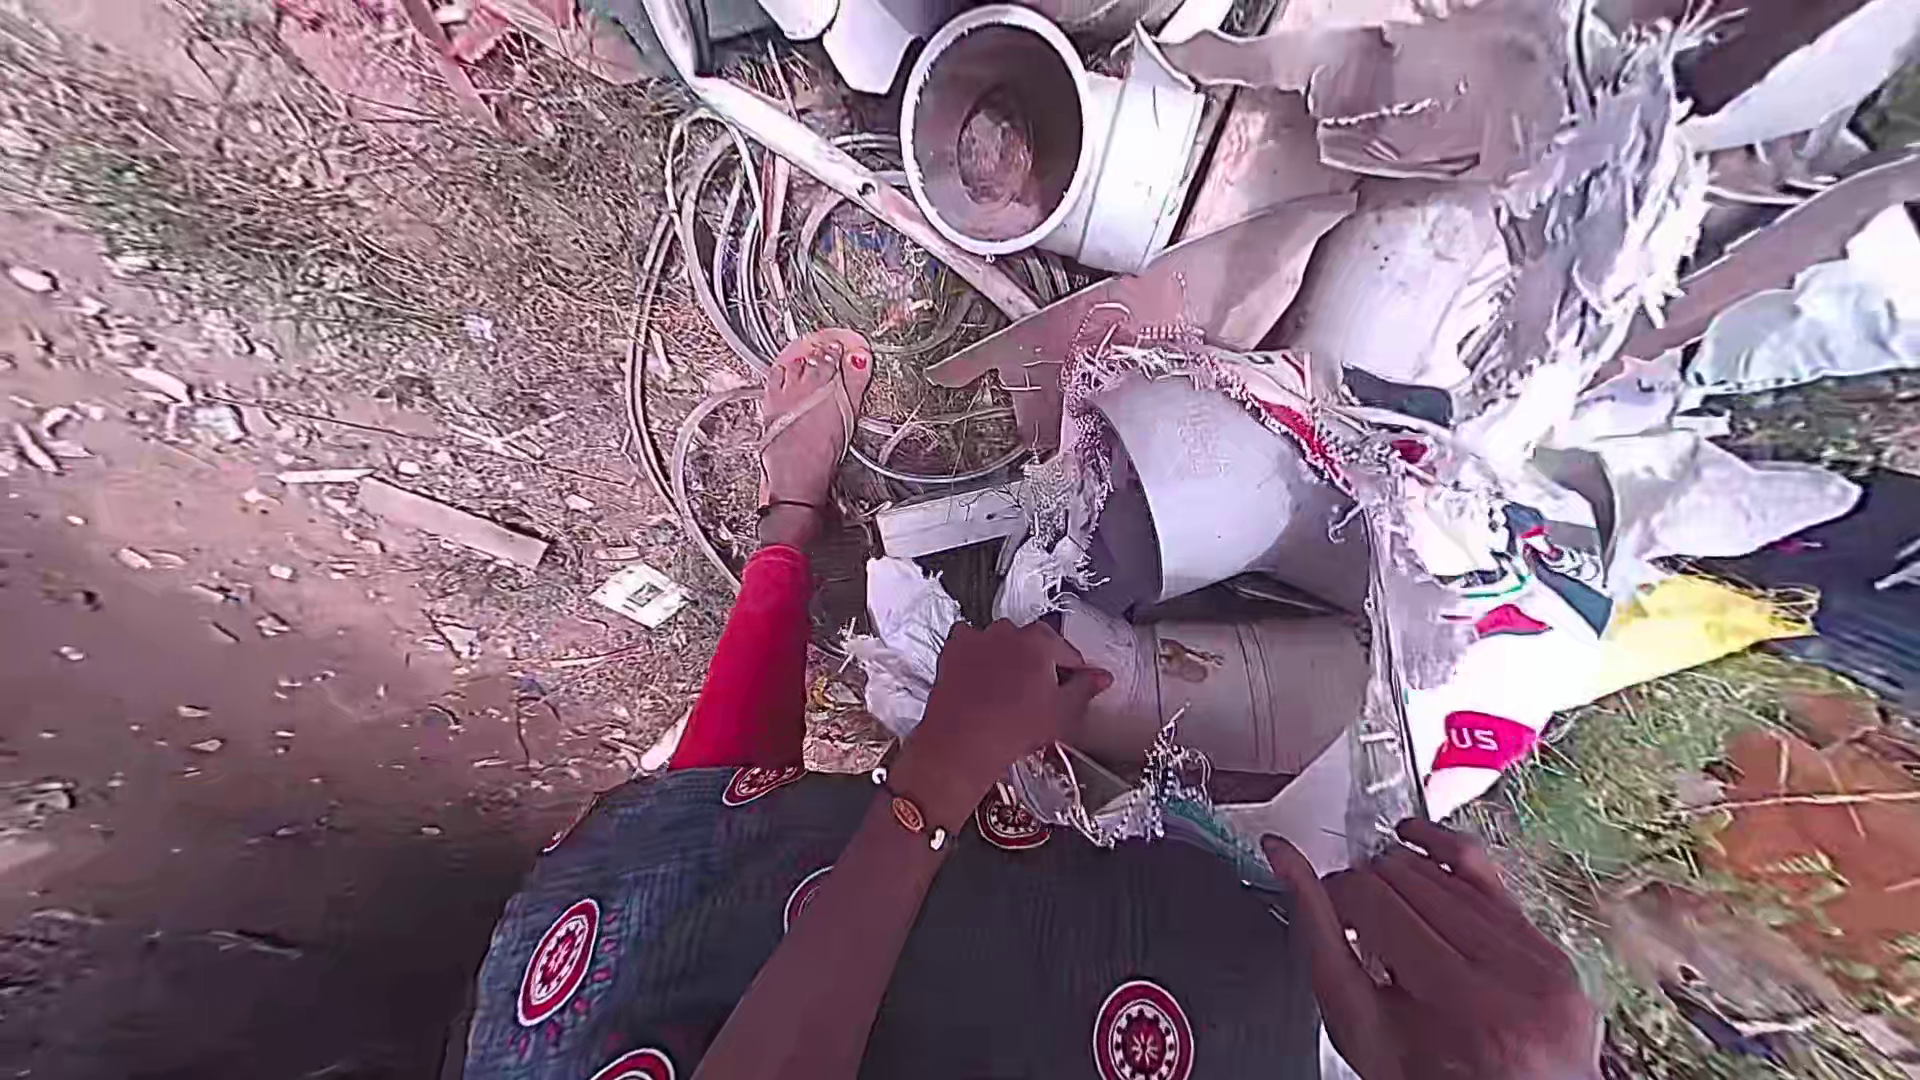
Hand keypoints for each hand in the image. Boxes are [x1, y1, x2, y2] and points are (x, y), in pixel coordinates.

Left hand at [892, 619, 1111, 826]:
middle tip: (1041, 691)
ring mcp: (978, 638)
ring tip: (1010, 688)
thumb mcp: (1063, 712)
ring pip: (1002, 641)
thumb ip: (1085, 688)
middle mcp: (1008, 632)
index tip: (1075, 681)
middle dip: (1040, 662)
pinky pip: (970, 643)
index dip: (1074, 669)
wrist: (962, 741)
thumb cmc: (1011, 727)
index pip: (1067, 651)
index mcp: (1040, 641)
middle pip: (1034, 643)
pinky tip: (981, 677)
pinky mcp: (954, 649)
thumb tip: (1100, 678)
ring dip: (1008, 656)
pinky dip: (977, 655)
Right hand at [1264, 820, 1601, 1079]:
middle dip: (1363, 889)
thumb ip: (1314, 926)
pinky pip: (1483, 867)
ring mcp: (1544, 962)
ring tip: (1391, 922)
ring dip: (1394, 879)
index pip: (1368, 894)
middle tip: (1360, 928)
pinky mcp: (1552, 949)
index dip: (1333, 896)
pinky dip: (1438, 847)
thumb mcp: (1352, 1016)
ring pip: (1431, 864)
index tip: (1331, 919)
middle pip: (1399, 872)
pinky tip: (1411, 842)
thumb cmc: (1420, 1079)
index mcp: (1466, 1005)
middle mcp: (1517, 978)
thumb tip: (1280, 852)